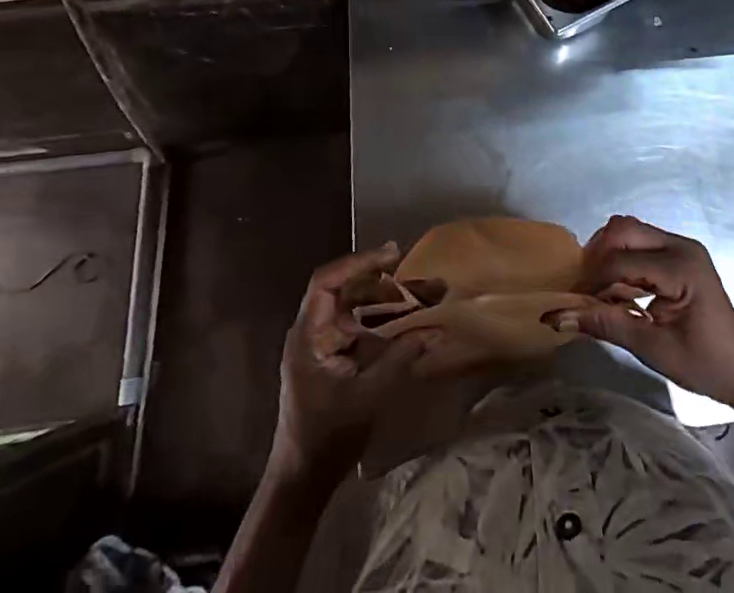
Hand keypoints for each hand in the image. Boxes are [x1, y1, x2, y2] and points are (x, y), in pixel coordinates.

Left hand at [271, 243, 433, 483]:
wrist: (304, 475)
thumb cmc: (328, 435)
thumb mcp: (368, 396)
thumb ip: (398, 359)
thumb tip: (429, 329)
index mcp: (309, 335)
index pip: (327, 282)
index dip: (358, 263)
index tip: (392, 256)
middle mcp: (312, 332)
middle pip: (341, 288)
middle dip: (377, 277)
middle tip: (411, 270)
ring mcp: (322, 344)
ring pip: (352, 306)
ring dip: (382, 297)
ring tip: (416, 292)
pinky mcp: (333, 358)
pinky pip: (357, 326)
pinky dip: (381, 318)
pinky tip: (406, 319)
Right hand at [549, 216, 733, 432]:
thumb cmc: (704, 364)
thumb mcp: (652, 347)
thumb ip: (605, 324)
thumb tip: (556, 317)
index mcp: (681, 267)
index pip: (620, 262)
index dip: (591, 282)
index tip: (573, 305)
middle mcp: (681, 246)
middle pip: (622, 230)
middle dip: (596, 257)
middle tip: (584, 290)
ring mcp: (681, 246)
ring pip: (628, 231)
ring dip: (606, 255)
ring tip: (598, 290)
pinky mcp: (678, 254)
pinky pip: (638, 242)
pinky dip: (620, 259)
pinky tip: (616, 289)